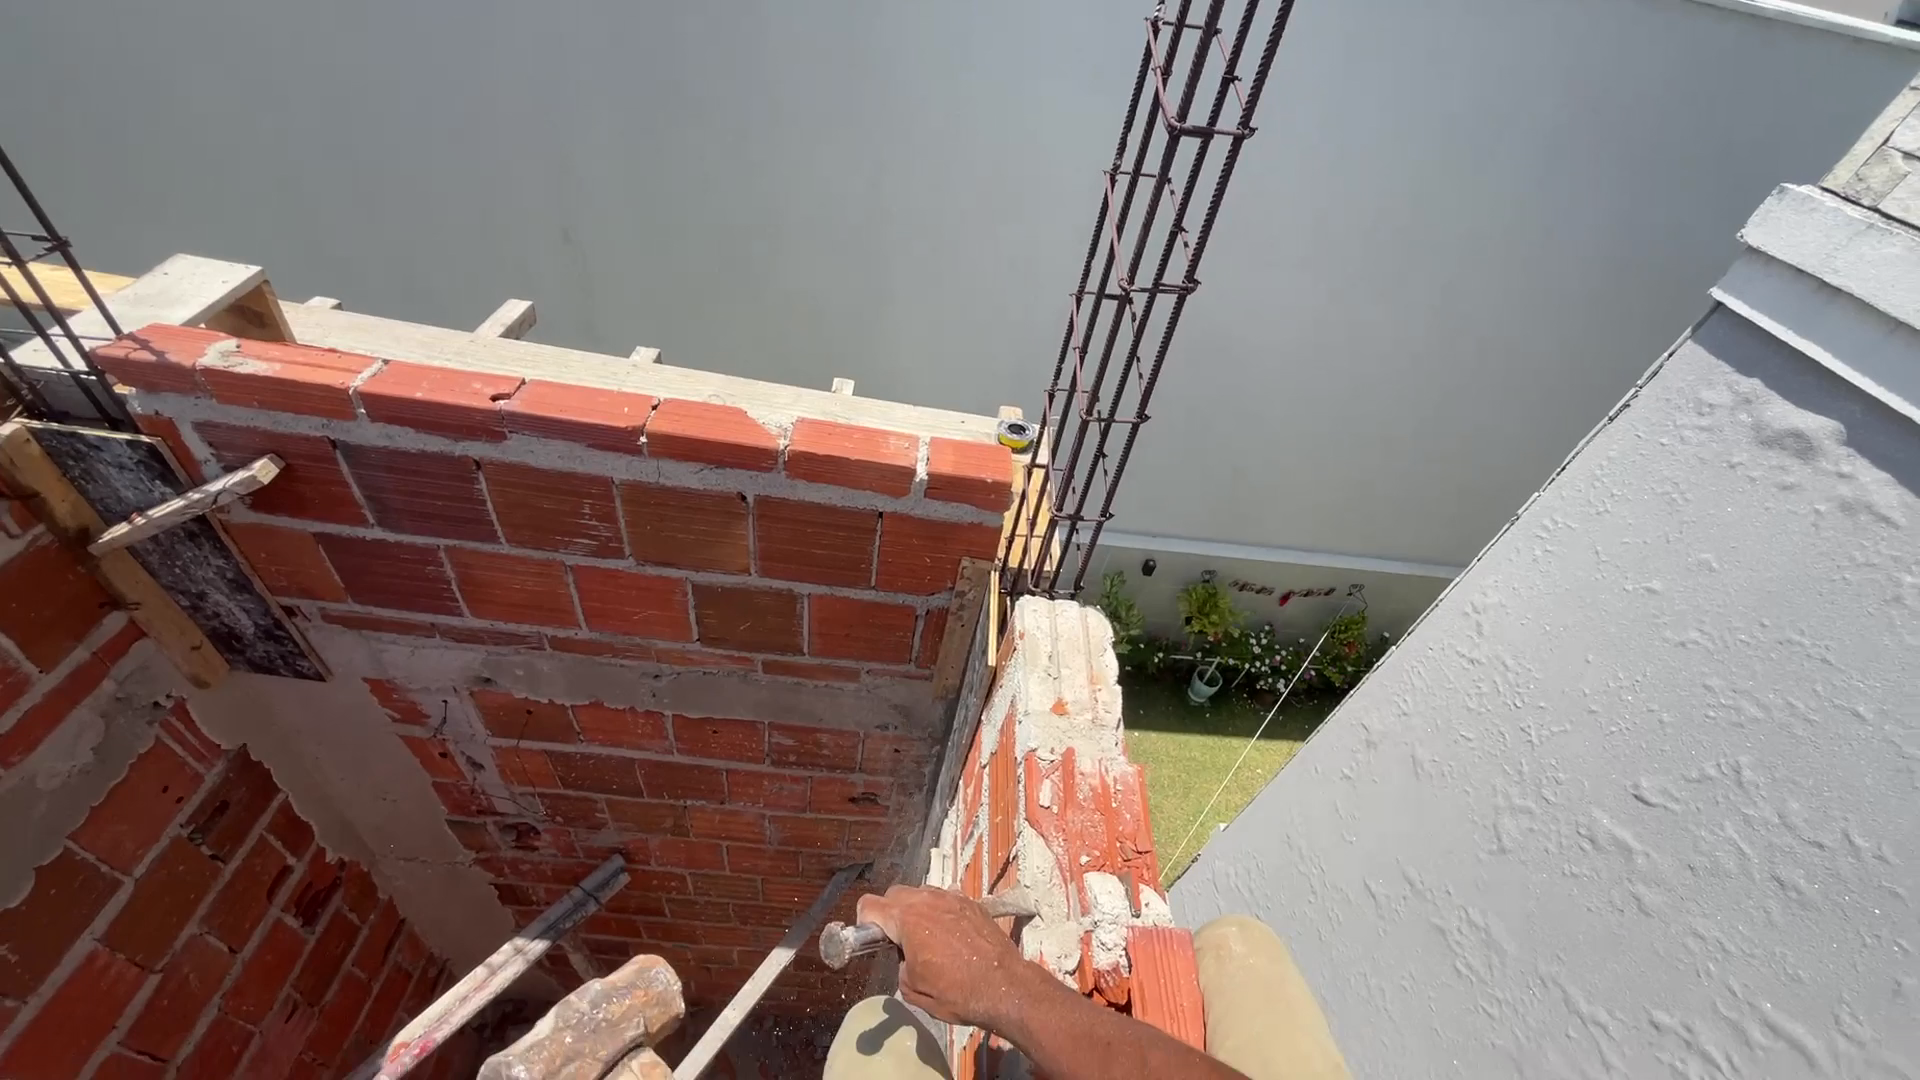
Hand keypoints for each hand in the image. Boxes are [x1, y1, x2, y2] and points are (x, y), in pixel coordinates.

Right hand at [855, 885, 1037, 1029]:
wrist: (1004, 986)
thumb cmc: (956, 992)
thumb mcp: (913, 990)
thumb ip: (900, 966)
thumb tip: (907, 957)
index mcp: (907, 919)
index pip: (870, 904)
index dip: (865, 921)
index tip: (872, 938)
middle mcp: (927, 900)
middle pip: (895, 894)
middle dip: (890, 913)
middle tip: (898, 941)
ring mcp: (951, 898)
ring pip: (921, 894)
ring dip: (916, 911)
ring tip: (926, 939)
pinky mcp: (971, 902)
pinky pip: (945, 900)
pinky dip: (940, 913)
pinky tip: (949, 936)